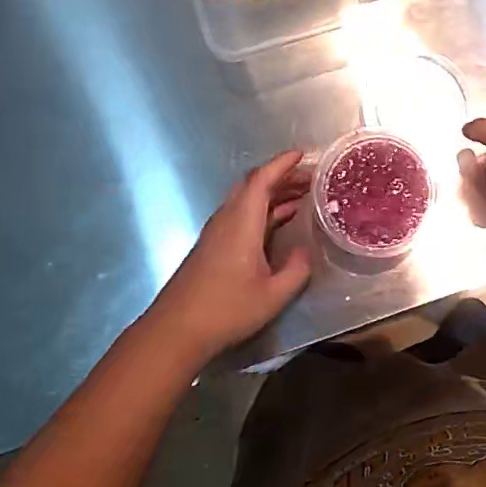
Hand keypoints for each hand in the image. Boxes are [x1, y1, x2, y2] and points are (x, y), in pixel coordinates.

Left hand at [143, 150, 312, 359]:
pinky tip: (279, 223)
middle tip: (310, 178)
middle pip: (252, 187)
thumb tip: (304, 251)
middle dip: (281, 177)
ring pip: (246, 202)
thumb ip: (296, 269)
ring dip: (273, 195)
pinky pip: (241, 216)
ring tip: (301, 197)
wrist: (176, 331)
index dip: (282, 164)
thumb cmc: (227, 310)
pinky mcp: (213, 248)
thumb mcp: (274, 294)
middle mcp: (226, 221)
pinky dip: (263, 211)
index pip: (261, 181)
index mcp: (241, 224)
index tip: (303, 155)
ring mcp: (216, 234)